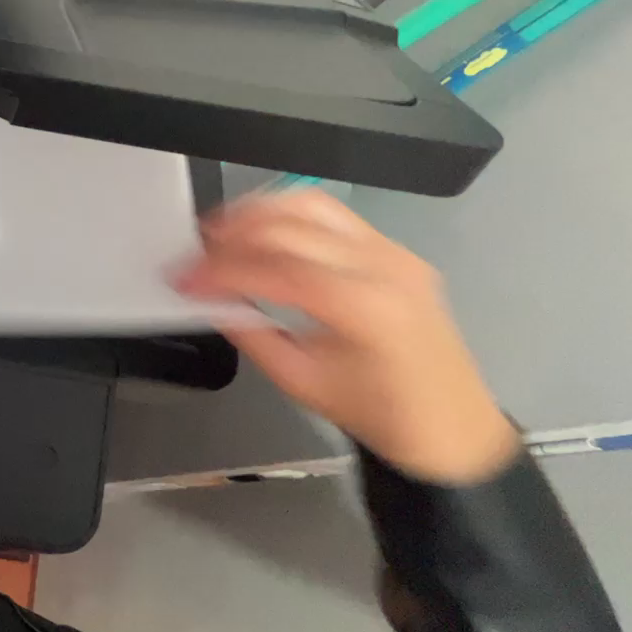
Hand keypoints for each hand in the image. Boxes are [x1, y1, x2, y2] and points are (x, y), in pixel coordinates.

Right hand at [174, 190, 519, 483]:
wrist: (450, 426)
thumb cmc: (374, 411)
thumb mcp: (297, 378)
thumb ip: (249, 329)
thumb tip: (208, 297)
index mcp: (364, 307)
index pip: (274, 268)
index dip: (219, 270)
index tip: (181, 280)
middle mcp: (383, 266)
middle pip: (287, 228)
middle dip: (228, 239)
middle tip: (192, 259)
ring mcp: (392, 251)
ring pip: (308, 204)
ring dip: (254, 213)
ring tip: (218, 234)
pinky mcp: (391, 248)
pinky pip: (329, 213)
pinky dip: (283, 214)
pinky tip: (258, 231)